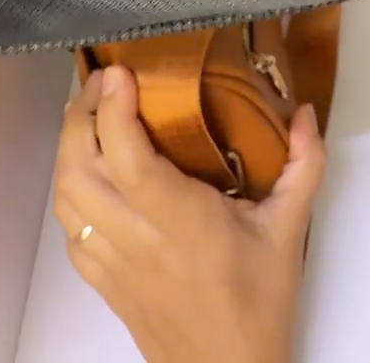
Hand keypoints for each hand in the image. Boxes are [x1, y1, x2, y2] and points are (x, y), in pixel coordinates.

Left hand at [54, 66, 326, 362]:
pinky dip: (71, 187)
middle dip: (81, 117)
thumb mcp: (292, 226)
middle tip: (105, 80)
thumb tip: (304, 109)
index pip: (130, 162)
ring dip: (69, 148)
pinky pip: (70, 226)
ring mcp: (110, 264)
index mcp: (182, 223)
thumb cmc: (260, 298)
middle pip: (79, 173)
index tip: (120, 71)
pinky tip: (94, 167)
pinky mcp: (100, 281)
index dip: (115, 113)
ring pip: (65, 198)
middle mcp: (135, 240)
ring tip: (93, 111)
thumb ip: (304, 162)